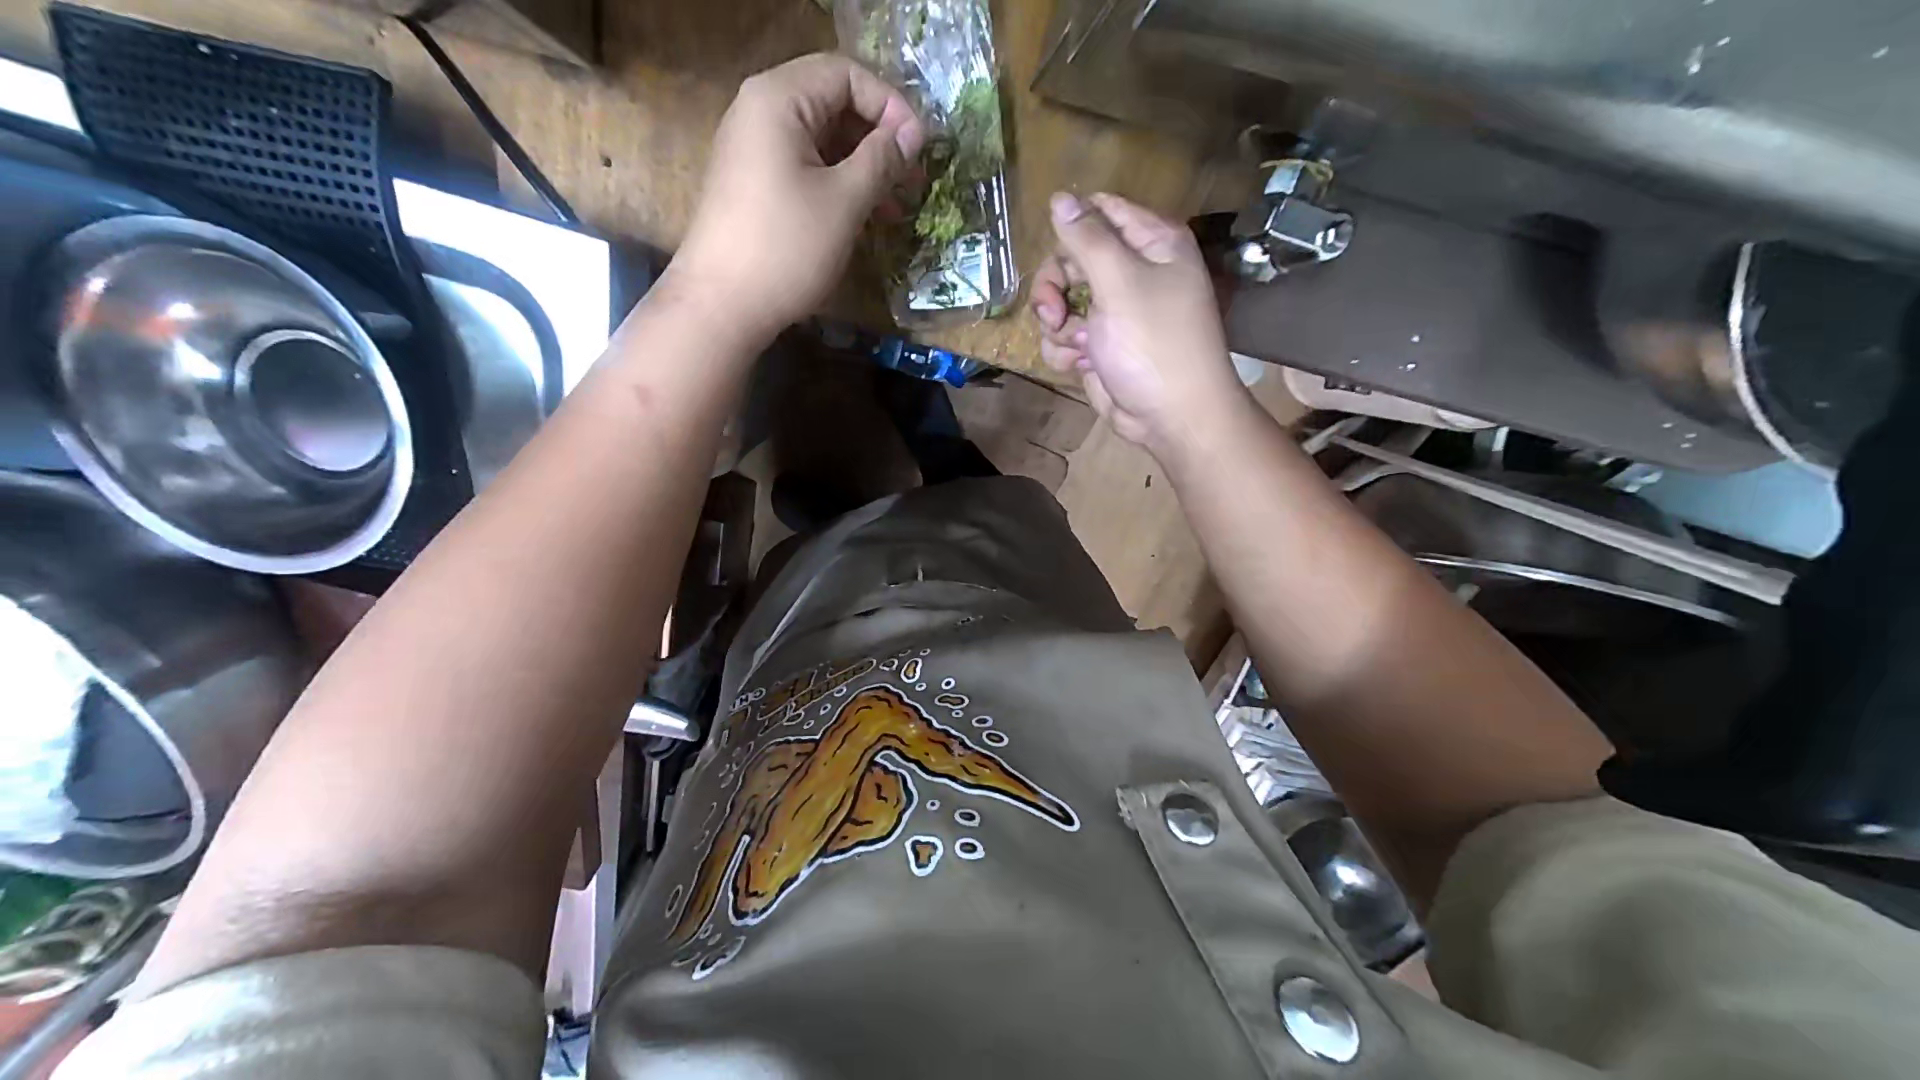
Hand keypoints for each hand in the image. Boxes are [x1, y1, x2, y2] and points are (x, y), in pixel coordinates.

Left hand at [671, 54, 924, 343]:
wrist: (721, 304)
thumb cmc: (785, 248)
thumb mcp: (844, 201)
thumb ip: (881, 160)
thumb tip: (911, 135)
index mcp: (779, 100)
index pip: (845, 74)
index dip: (890, 105)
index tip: (919, 148)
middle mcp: (760, 112)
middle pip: (833, 103)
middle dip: (879, 138)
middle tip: (914, 178)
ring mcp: (754, 150)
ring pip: (822, 140)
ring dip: (864, 166)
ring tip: (896, 205)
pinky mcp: (754, 185)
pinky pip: (805, 167)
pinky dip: (839, 184)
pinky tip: (865, 215)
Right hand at [1030, 192, 1248, 458]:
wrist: (1170, 416)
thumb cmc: (1153, 344)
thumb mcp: (1119, 282)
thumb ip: (1086, 238)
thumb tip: (1059, 197)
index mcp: (1152, 243)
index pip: (1100, 210)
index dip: (1072, 228)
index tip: (1058, 254)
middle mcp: (1134, 271)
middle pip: (1071, 257)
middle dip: (1055, 287)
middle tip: (1053, 313)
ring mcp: (1115, 311)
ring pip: (1061, 300)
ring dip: (1058, 325)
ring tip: (1077, 346)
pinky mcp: (1100, 345)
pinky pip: (1065, 335)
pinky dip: (1065, 351)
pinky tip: (1080, 365)